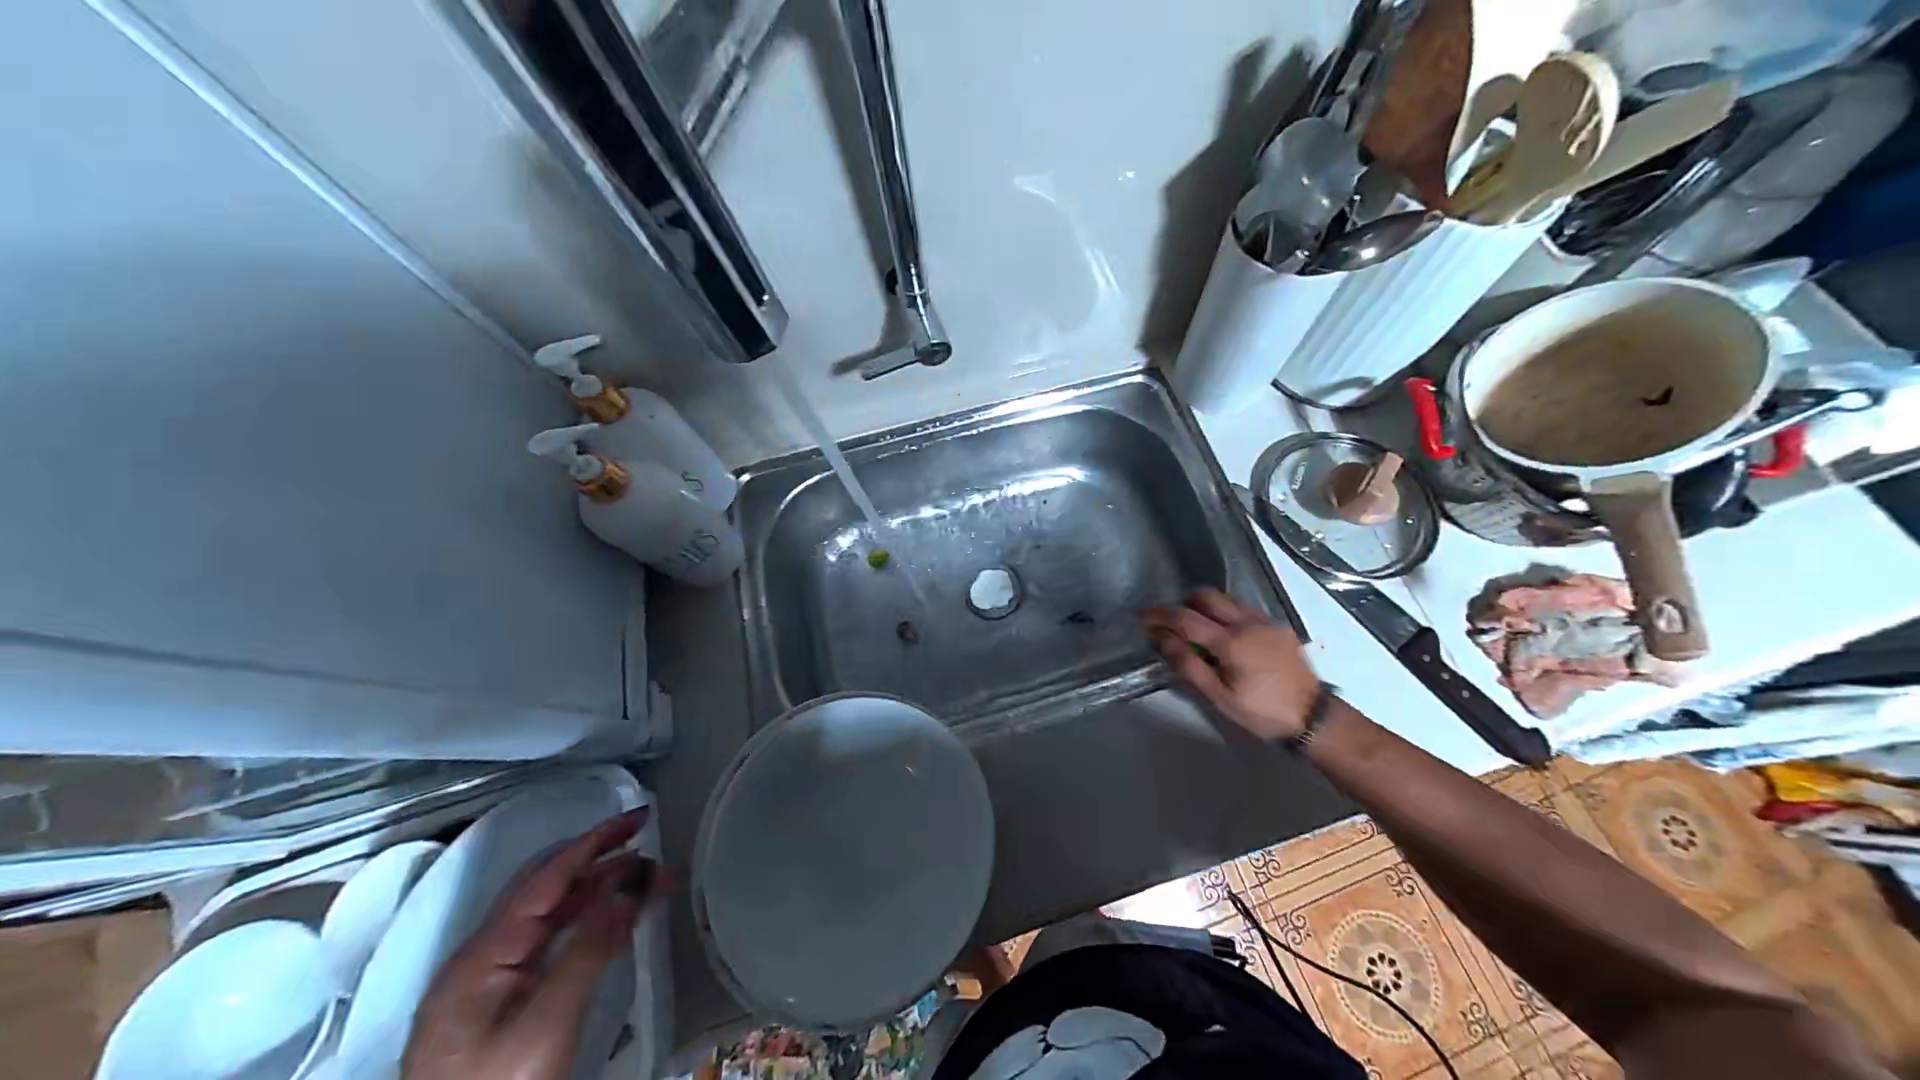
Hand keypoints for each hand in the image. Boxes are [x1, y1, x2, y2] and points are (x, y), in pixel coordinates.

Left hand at [403, 809, 660, 1079]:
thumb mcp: (546, 1026)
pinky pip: (549, 941)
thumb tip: (627, 887)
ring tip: (645, 879)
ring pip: (549, 914)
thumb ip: (587, 952)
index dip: (593, 842)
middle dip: (598, 859)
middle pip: (544, 888)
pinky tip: (614, 917)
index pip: (545, 879)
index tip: (639, 817)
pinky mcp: (502, 1001)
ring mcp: (490, 980)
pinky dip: (586, 920)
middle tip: (649, 846)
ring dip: (597, 889)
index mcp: (481, 955)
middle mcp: (482, 956)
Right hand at [1144, 589, 1321, 741]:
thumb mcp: (1220, 698)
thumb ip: (1190, 666)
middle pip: (1206, 596)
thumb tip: (1164, 641)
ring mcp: (1265, 621)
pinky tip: (1228, 634)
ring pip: (1227, 599)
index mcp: (1229, 642)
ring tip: (1198, 627)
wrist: (1313, 716)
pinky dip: (1227, 612)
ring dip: (1206, 606)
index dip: (1160, 615)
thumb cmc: (1262, 712)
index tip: (1145, 618)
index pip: (1185, 618)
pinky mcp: (1278, 626)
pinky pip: (1245, 608)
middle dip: (1183, 604)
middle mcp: (1246, 623)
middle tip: (1172, 622)